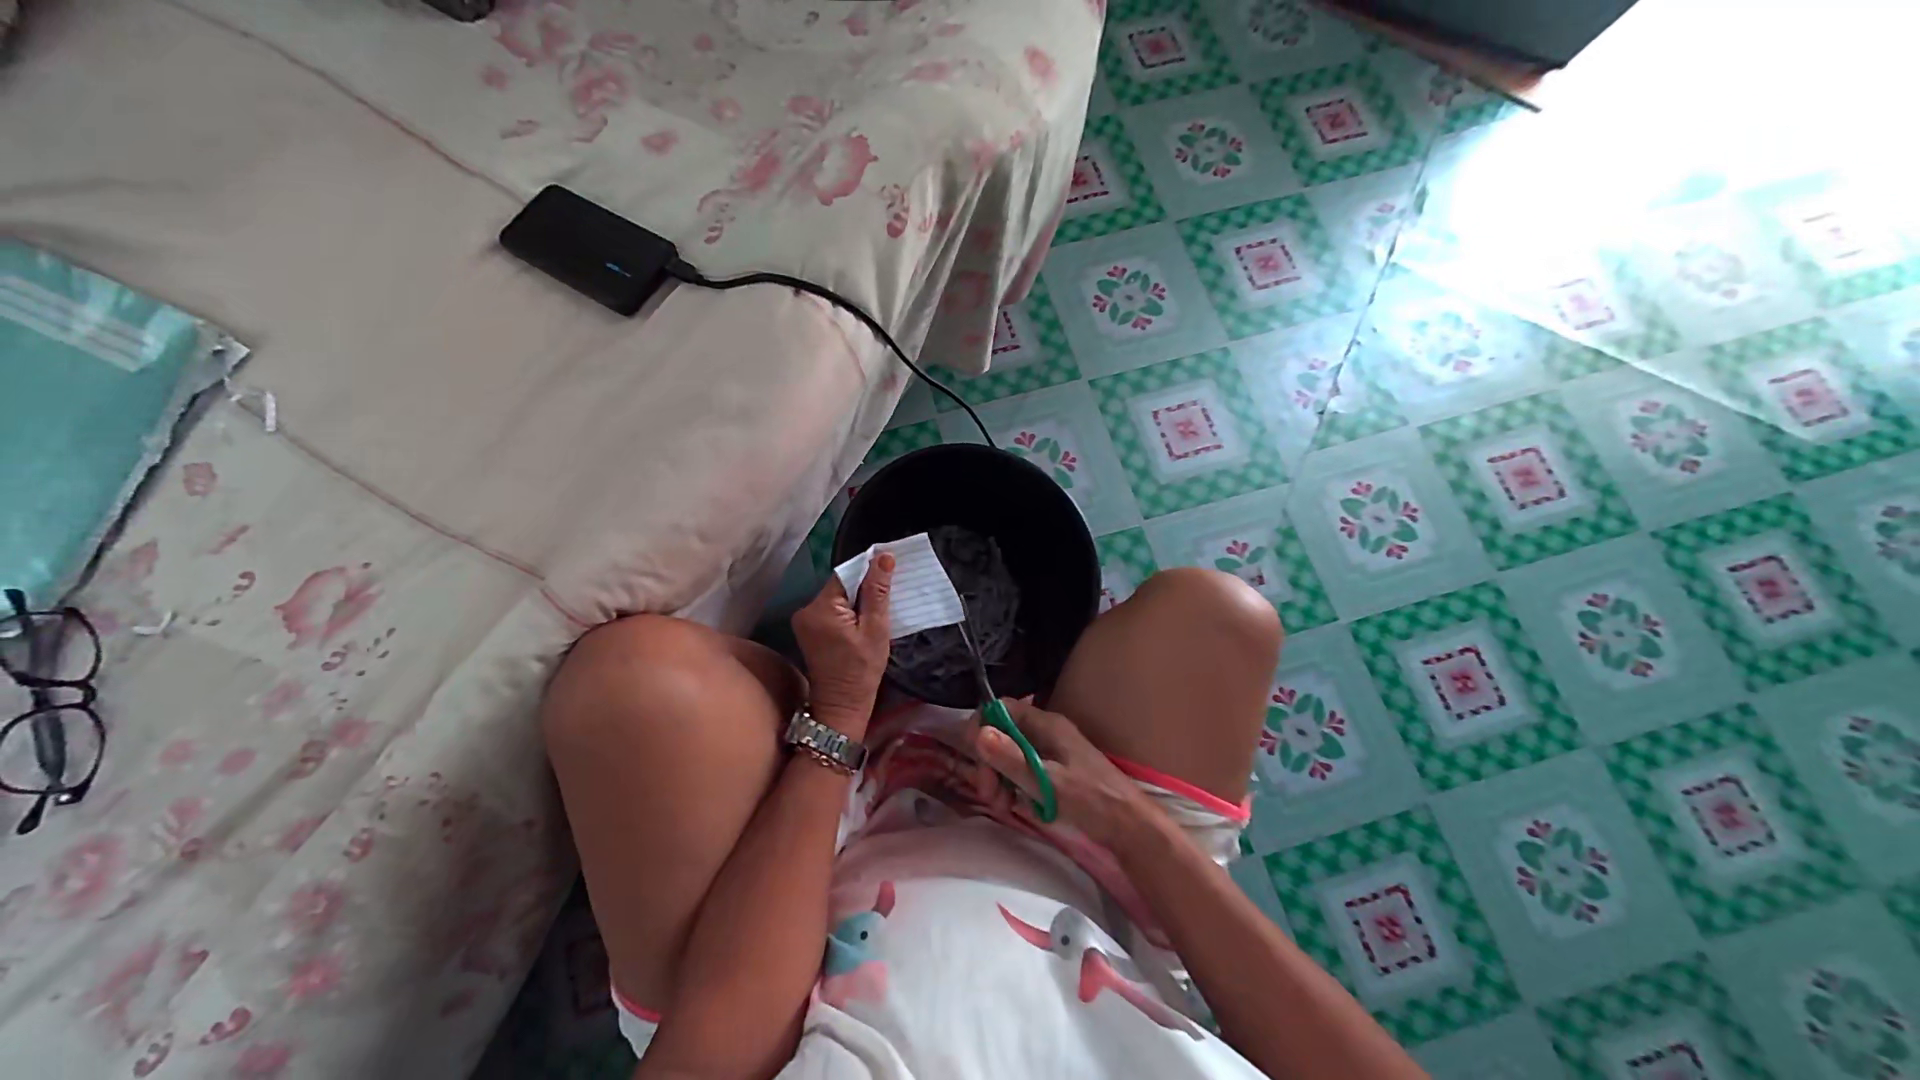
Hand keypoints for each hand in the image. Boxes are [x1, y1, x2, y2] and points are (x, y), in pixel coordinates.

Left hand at [790, 553, 893, 736]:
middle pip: (839, 585)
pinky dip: (847, 613)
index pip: (845, 575)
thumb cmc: (862, 670)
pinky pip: (831, 610)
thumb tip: (883, 556)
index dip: (867, 573)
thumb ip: (877, 591)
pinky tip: (862, 623)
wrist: (841, 706)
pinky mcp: (807, 630)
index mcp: (821, 608)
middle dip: (862, 589)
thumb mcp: (876, 629)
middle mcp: (806, 609)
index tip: (888, 575)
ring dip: (855, 601)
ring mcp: (804, 621)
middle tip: (887, 597)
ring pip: (836, 598)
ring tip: (877, 612)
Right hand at [968, 697, 1159, 848]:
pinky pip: (1023, 770)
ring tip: (1002, 805)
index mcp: (1047, 725)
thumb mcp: (1047, 781)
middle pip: (1002, 733)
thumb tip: (978, 733)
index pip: (1000, 709)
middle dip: (989, 762)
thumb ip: (1011, 758)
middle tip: (989, 795)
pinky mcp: (1055, 771)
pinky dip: (1014, 786)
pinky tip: (1016, 806)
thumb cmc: (1091, 800)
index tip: (976, 760)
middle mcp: (1047, 731)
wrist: (1130, 826)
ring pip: (1010, 754)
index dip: (981, 728)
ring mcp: (1052, 751)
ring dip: (999, 778)